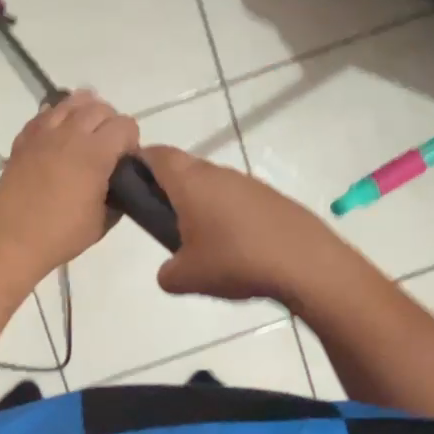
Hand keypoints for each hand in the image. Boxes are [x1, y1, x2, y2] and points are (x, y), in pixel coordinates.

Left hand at [0, 92, 138, 275]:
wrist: (13, 242)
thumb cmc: (61, 236)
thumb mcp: (102, 221)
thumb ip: (117, 193)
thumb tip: (118, 181)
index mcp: (94, 153)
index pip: (125, 125)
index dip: (131, 141)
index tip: (125, 161)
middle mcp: (69, 134)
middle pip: (100, 108)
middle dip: (110, 123)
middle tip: (107, 148)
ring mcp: (42, 135)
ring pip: (70, 103)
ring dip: (84, 112)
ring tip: (84, 134)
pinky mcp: (22, 141)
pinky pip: (43, 115)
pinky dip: (56, 118)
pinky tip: (57, 137)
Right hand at [137, 145, 332, 301]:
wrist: (306, 264)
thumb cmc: (235, 261)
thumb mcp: (185, 278)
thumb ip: (166, 272)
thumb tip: (170, 270)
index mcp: (190, 182)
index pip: (156, 155)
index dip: (137, 163)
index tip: (128, 183)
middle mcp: (218, 174)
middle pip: (184, 169)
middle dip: (167, 189)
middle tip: (160, 221)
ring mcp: (248, 184)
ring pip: (212, 185)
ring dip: (199, 204)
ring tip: (198, 242)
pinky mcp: (271, 199)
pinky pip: (236, 200)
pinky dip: (226, 216)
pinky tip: (232, 248)